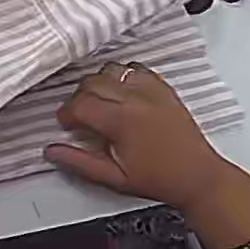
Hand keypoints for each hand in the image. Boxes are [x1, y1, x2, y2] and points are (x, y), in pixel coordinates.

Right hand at [44, 63, 249, 248]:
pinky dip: (122, 75)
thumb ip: (79, 162)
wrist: (197, 177)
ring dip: (99, 83)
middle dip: (78, 98)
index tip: (66, 123)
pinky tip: (121, 92)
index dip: (66, 113)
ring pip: (111, 70)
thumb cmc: (158, 179)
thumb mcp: (114, 178)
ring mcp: (151, 91)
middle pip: (92, 83)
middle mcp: (135, 99)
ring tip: (99, 102)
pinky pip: (135, 69)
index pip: (81, 104)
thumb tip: (52, 151)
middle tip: (80, 116)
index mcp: (121, 121)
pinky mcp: (163, 88)